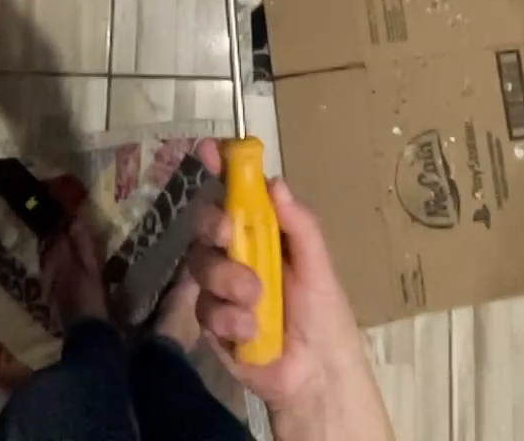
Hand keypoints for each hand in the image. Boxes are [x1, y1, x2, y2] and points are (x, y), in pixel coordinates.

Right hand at [186, 140, 392, 438]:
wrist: (316, 374)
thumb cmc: (323, 311)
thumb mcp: (317, 263)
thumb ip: (299, 224)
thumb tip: (275, 182)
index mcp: (261, 230)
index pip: (235, 190)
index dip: (219, 166)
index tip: (209, 148)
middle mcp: (235, 250)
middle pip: (205, 222)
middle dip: (213, 223)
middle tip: (228, 232)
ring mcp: (219, 286)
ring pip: (201, 264)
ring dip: (227, 279)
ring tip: (256, 300)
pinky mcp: (211, 321)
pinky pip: (205, 308)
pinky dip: (229, 318)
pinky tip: (252, 331)